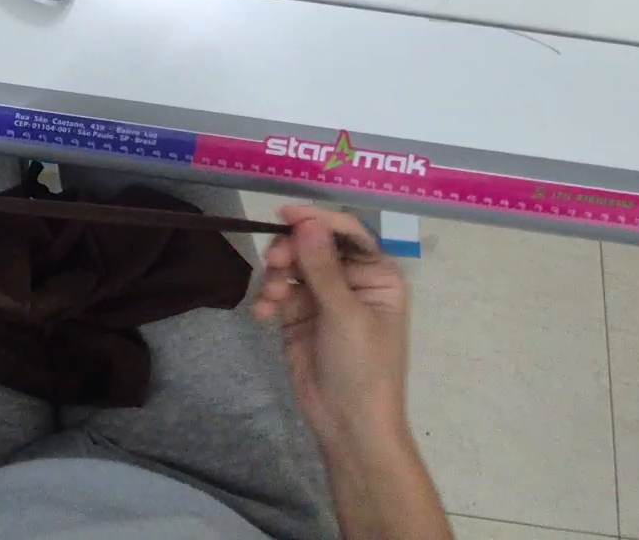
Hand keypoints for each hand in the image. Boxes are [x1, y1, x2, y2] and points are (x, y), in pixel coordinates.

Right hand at [252, 205, 410, 455]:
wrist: (348, 424)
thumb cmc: (362, 368)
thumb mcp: (344, 315)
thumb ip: (323, 266)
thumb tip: (307, 221)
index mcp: (376, 275)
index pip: (347, 232)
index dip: (318, 219)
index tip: (285, 214)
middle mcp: (350, 279)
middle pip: (311, 243)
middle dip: (288, 251)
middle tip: (272, 264)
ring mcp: (322, 295)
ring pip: (289, 262)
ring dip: (274, 275)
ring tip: (269, 299)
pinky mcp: (298, 311)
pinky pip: (276, 287)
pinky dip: (266, 296)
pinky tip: (262, 314)